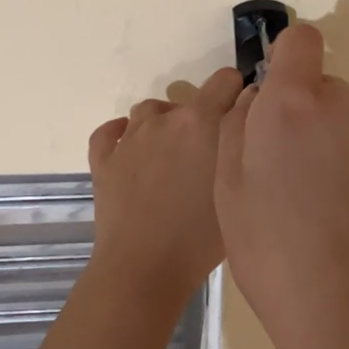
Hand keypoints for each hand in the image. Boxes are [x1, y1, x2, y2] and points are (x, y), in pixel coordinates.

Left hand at [85, 66, 242, 294]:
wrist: (145, 267)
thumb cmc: (202, 235)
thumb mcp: (238, 187)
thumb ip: (243, 147)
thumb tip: (244, 124)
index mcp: (201, 121)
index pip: (225, 80)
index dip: (237, 95)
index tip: (243, 118)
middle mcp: (164, 120)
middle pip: (188, 100)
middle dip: (202, 118)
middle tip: (210, 155)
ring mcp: (129, 139)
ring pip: (148, 113)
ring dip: (163, 125)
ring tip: (172, 157)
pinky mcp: (103, 161)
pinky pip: (110, 133)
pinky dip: (121, 135)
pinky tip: (130, 149)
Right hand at [216, 23, 348, 348]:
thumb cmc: (273, 254)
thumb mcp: (227, 190)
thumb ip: (239, 127)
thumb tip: (260, 98)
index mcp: (291, 104)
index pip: (299, 41)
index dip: (286, 60)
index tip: (277, 101)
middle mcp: (346, 103)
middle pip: (324, 87)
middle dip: (306, 113)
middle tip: (294, 173)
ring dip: (338, 139)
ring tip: (329, 201)